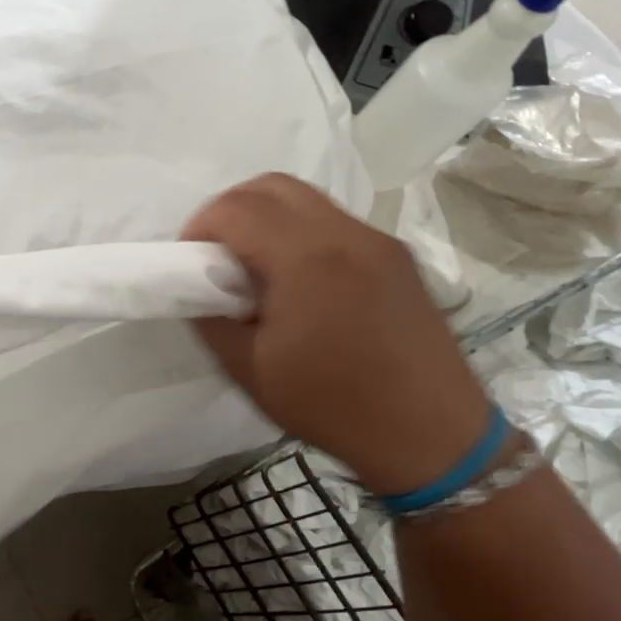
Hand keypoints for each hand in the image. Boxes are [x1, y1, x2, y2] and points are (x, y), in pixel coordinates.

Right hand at [182, 174, 489, 493]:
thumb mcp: (247, 368)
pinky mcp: (398, 257)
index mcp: (307, 259)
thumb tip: (197, 288)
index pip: (235, 208)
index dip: (198, 228)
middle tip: (214, 256)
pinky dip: (300, 233)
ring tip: (254, 269)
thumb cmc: (330, 405)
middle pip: (271, 186)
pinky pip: (335, 222)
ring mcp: (379, 241)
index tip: (189, 265)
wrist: (430, 434)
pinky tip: (298, 283)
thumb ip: (210, 317)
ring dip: (266, 219)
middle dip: (229, 211)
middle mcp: (346, 234)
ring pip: (306, 198)